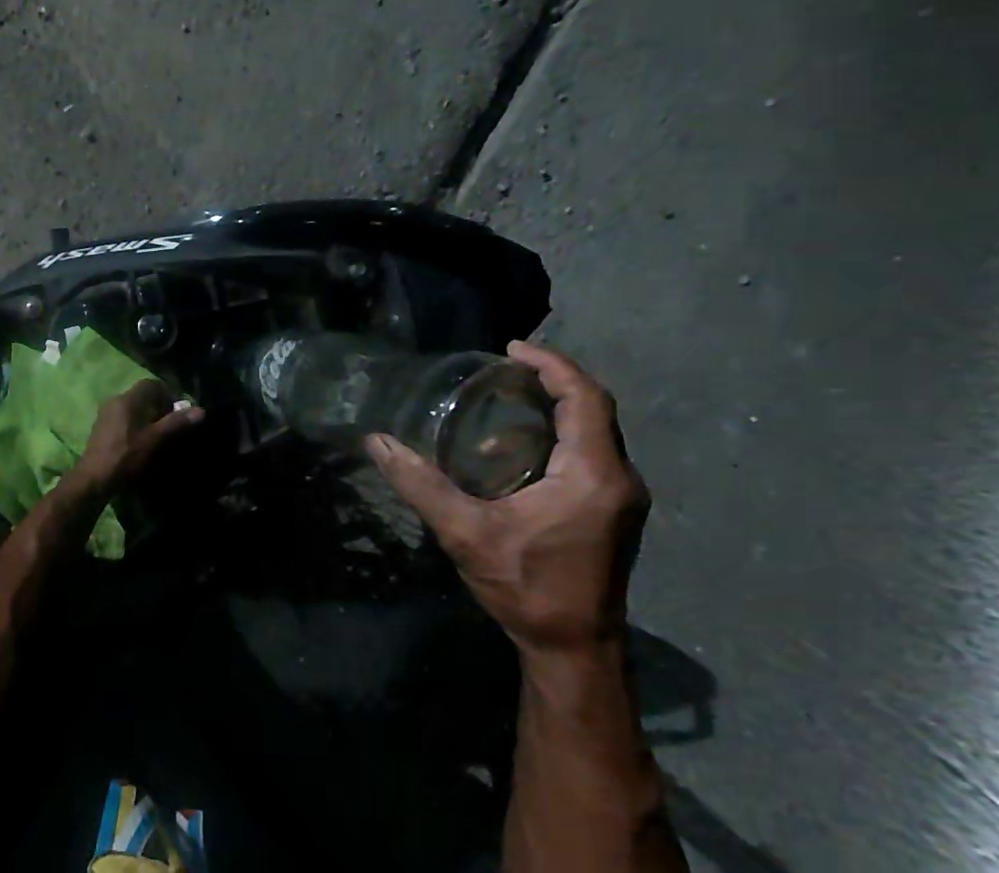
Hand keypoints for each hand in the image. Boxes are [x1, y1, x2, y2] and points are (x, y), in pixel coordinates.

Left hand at [73, 379, 204, 491]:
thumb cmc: (127, 455)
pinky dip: (135, 424)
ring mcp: (106, 414)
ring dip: (147, 416)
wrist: (95, 477)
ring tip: (158, 434)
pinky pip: (123, 418)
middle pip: (142, 395)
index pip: (151, 384)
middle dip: (159, 406)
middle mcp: (115, 401)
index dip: (168, 394)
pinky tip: (141, 441)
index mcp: (128, 399)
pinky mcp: (101, 428)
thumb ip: (176, 423)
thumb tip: (200, 410)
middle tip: (171, 423)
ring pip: (132, 407)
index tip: (178, 410)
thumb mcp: (155, 439)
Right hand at [365, 340, 648, 654]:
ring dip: (556, 409)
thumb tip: (377, 442)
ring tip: (506, 400)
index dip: (552, 365)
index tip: (510, 350)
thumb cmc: (526, 587)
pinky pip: (592, 454)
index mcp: (594, 475)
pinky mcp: (612, 512)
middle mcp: (619, 479)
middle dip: (552, 381)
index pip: (585, 398)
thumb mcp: (465, 534)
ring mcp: (621, 498)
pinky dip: (560, 435)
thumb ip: (421, 485)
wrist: (574, 649)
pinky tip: (517, 448)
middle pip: (594, 409)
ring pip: (595, 433)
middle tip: (502, 370)